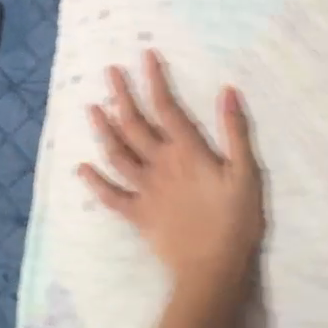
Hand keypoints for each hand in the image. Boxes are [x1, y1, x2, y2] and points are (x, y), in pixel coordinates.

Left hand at [80, 50, 264, 301]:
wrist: (213, 271)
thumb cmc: (234, 221)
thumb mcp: (246, 173)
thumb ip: (235, 131)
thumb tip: (227, 91)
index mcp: (186, 151)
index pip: (166, 107)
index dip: (154, 80)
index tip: (145, 56)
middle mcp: (160, 164)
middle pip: (135, 123)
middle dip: (121, 95)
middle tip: (109, 72)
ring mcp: (145, 190)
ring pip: (118, 153)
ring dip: (103, 129)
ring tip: (92, 108)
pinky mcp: (137, 215)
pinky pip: (111, 196)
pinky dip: (95, 182)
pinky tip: (81, 169)